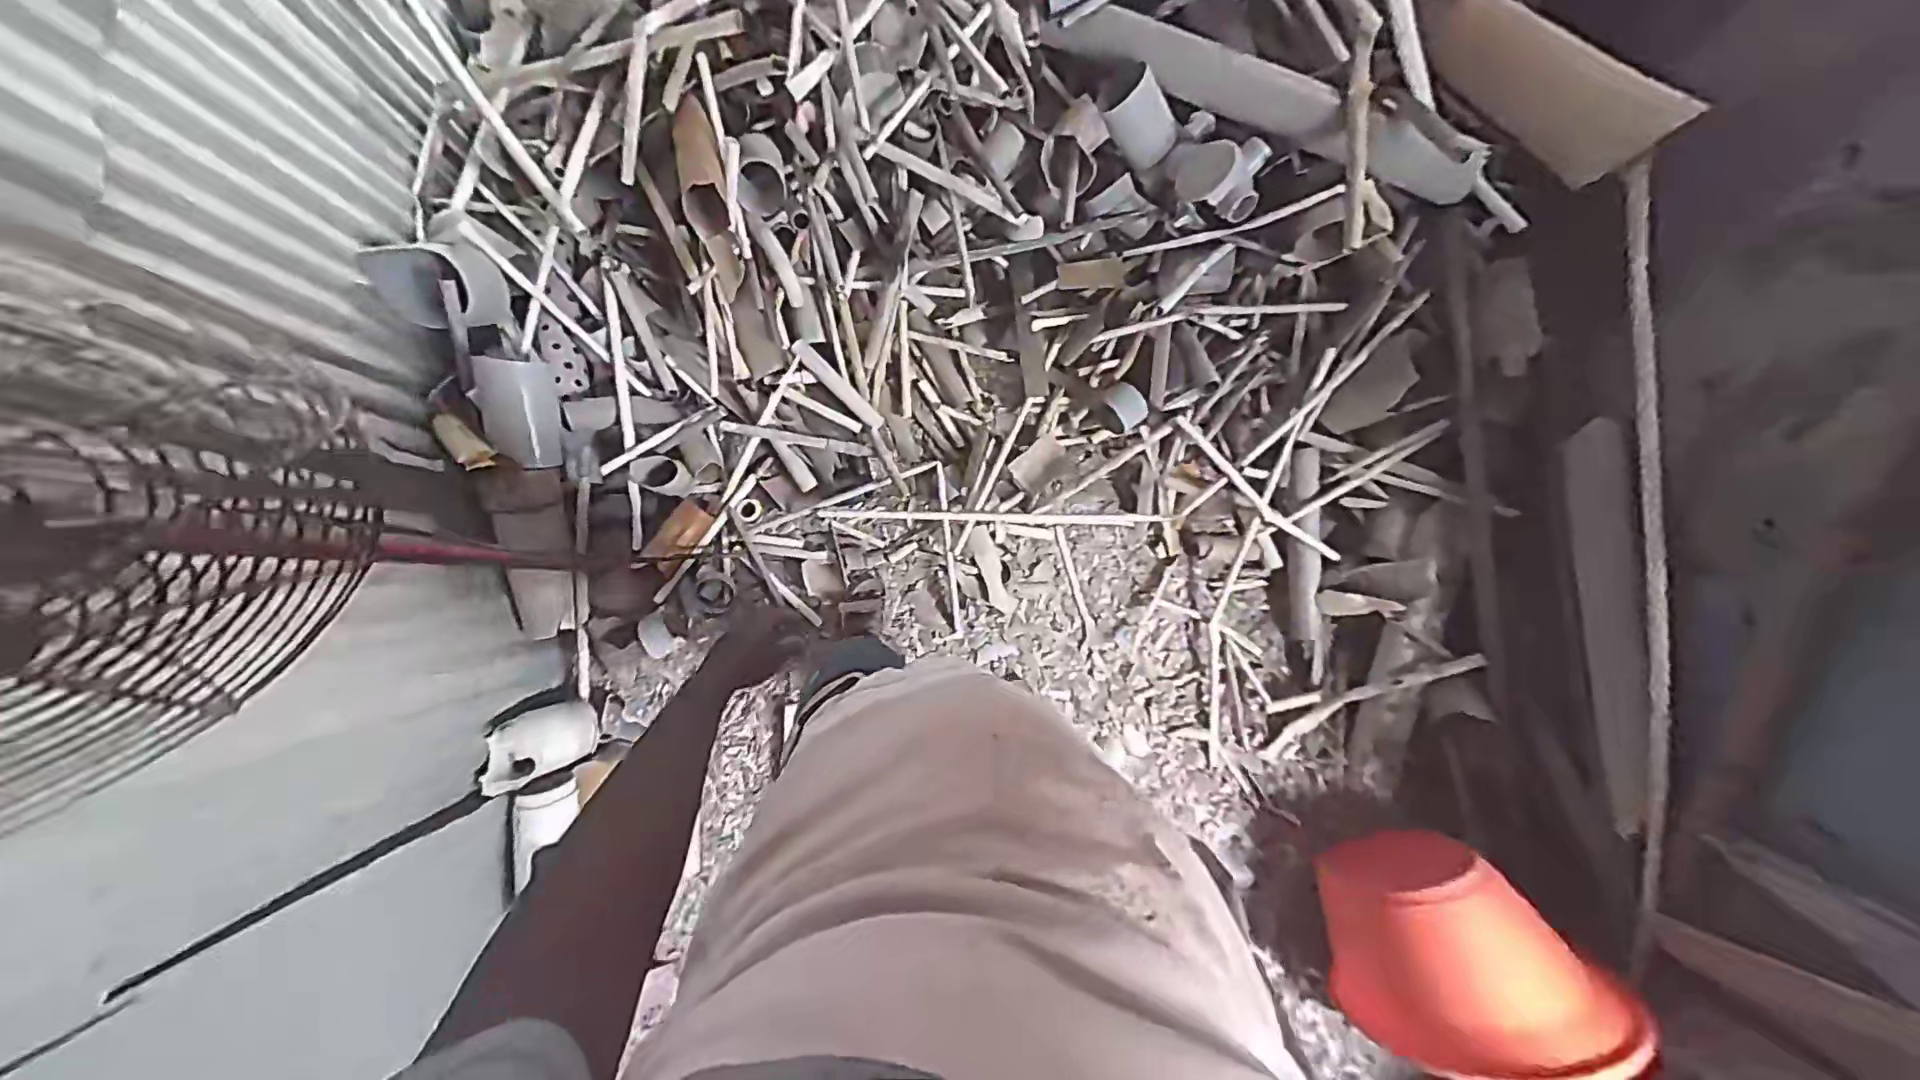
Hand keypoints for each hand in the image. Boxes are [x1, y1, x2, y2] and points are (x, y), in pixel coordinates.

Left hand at [698, 605, 810, 690]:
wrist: (718, 675)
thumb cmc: (751, 665)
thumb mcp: (777, 658)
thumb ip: (792, 648)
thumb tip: (803, 642)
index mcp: (765, 617)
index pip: (786, 613)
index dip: (797, 619)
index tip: (805, 625)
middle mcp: (750, 616)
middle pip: (771, 615)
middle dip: (782, 622)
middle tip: (793, 631)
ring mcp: (736, 625)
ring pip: (758, 623)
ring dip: (768, 629)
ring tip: (778, 640)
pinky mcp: (727, 636)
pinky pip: (747, 631)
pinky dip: (757, 635)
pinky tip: (760, 647)